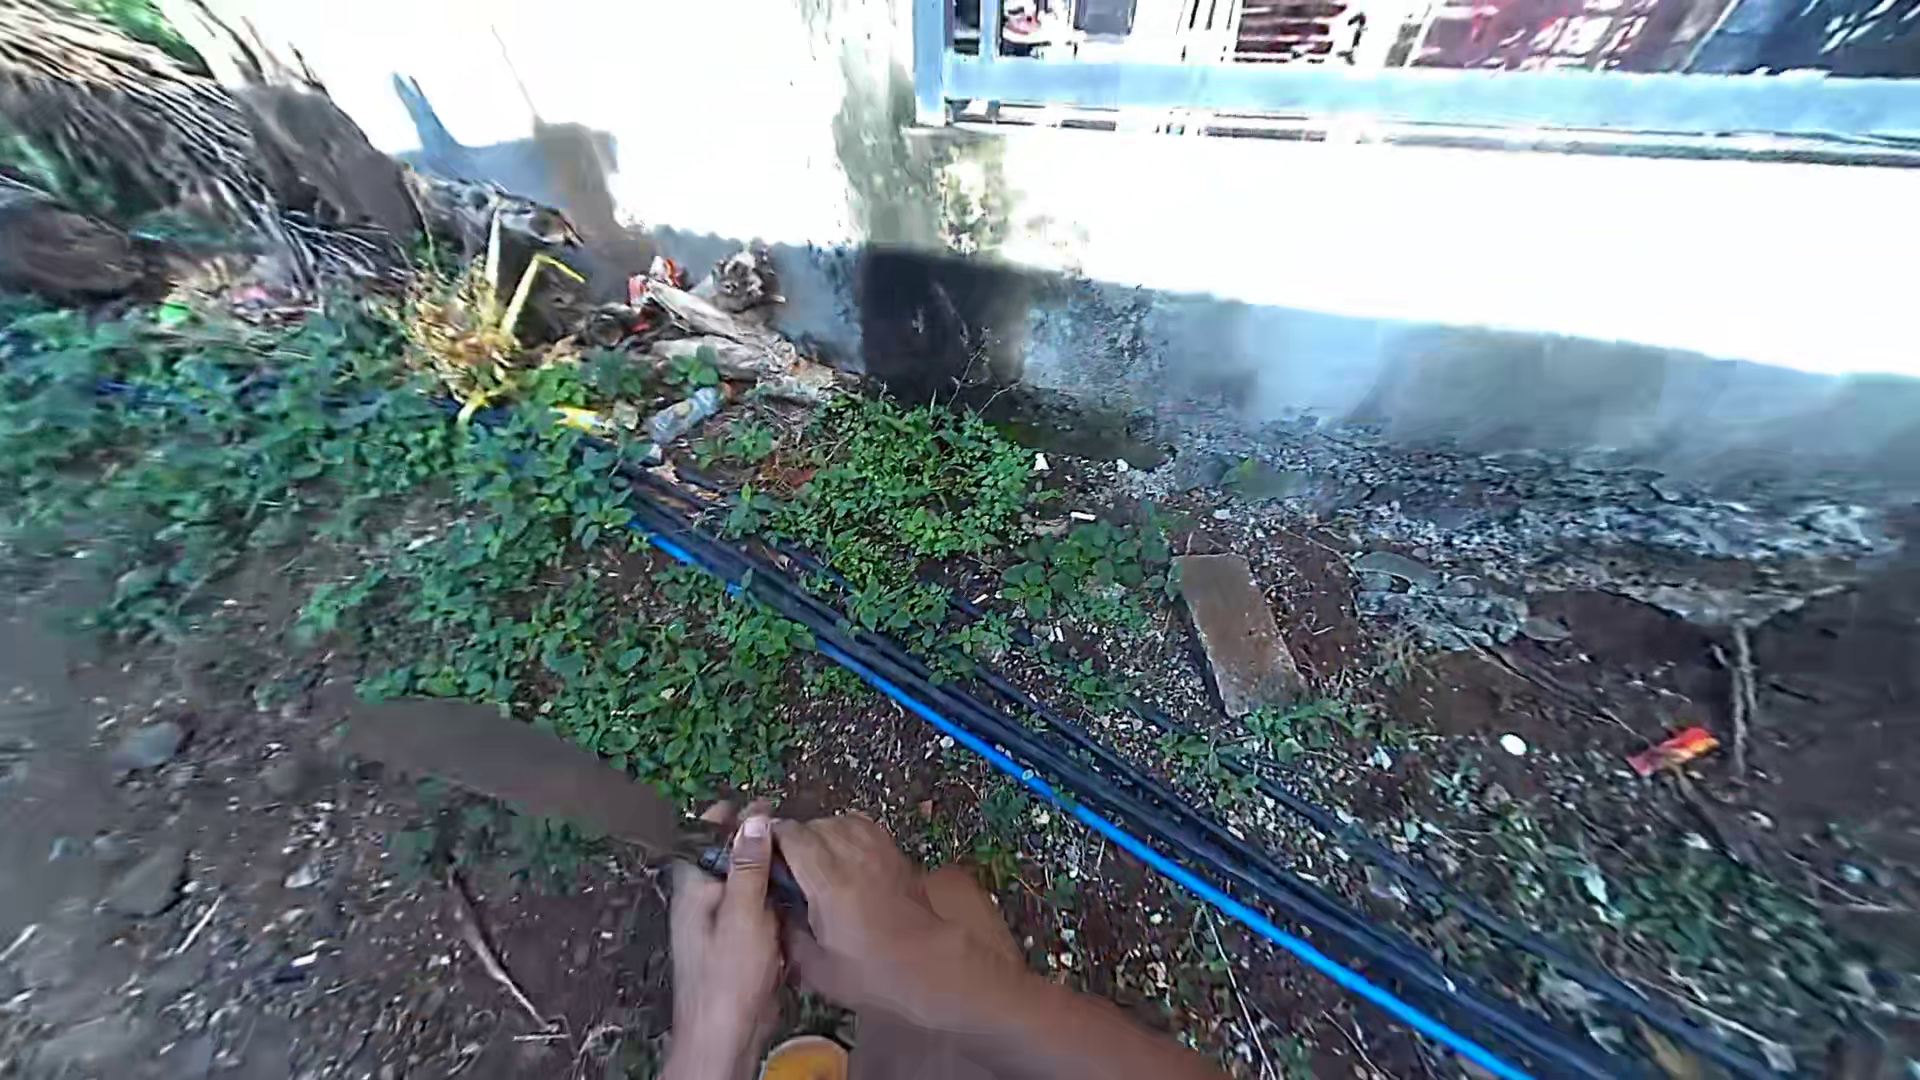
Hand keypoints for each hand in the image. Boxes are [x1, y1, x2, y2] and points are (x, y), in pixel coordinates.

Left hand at [664, 801, 781, 1079]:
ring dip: (768, 865)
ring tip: (797, 850)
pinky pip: (758, 902)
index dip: (724, 818)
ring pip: (746, 879)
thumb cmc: (728, 977)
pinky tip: (796, 888)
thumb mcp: (743, 913)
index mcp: (694, 890)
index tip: (755, 805)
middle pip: (726, 855)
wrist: (729, 1038)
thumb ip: (749, 866)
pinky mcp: (741, 938)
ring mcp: (723, 920)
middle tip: (784, 825)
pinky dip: (774, 891)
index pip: (699, 839)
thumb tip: (755, 819)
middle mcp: (704, 901)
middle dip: (754, 838)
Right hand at [775, 814, 1025, 1029]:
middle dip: (794, 838)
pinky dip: (844, 829)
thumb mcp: (816, 967)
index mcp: (829, 881)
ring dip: (820, 833)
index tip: (761, 850)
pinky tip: (840, 850)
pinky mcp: (890, 846)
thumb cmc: (868, 971)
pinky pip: (859, 823)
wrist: (924, 960)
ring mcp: (875, 846)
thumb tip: (773, 906)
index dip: (773, 838)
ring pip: (837, 819)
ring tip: (813, 857)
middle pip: (814, 825)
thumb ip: (789, 932)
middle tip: (786, 862)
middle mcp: (851, 853)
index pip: (794, 837)